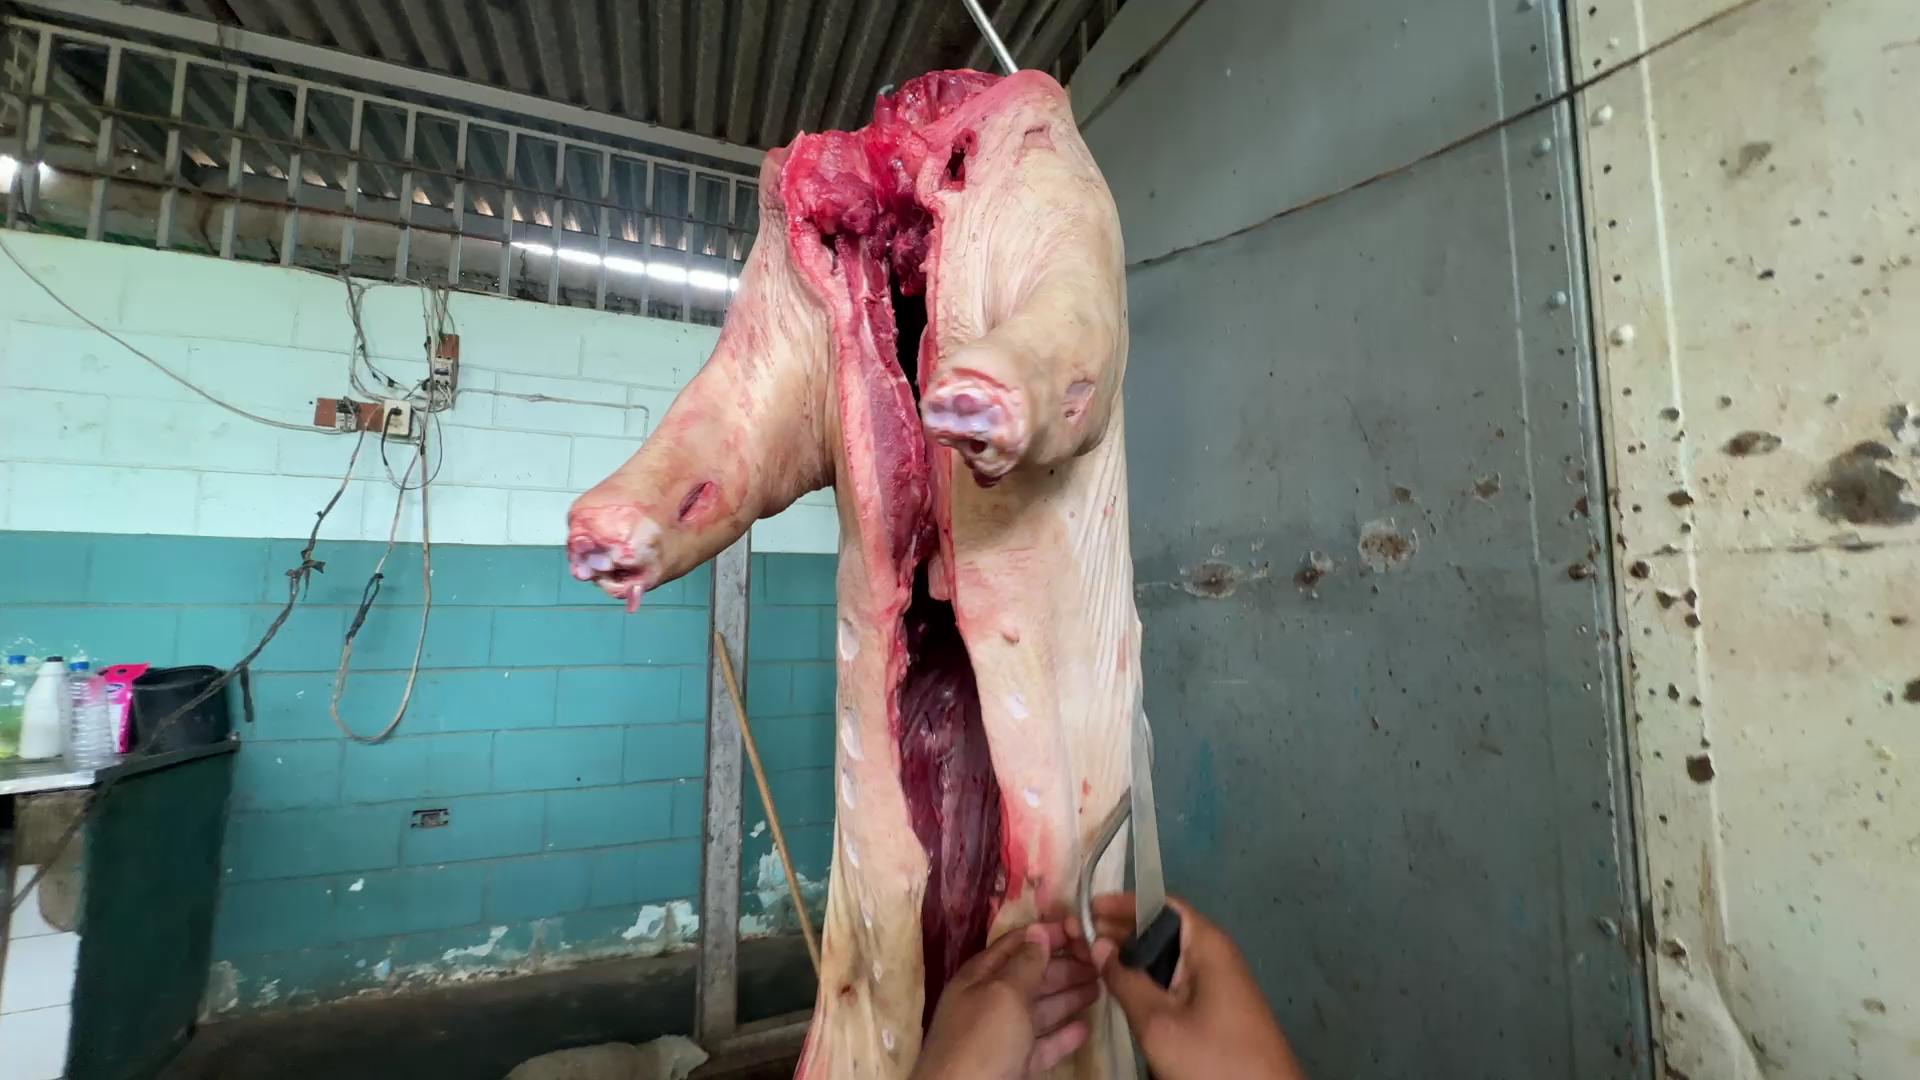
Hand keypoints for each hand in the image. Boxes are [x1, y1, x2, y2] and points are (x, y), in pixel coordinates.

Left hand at [911, 921, 1100, 1079]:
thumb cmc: (982, 1042)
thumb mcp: (1003, 994)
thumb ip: (1025, 964)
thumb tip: (1039, 930)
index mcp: (980, 975)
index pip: (1016, 944)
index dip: (1045, 934)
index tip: (1078, 928)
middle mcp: (990, 1001)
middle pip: (1031, 976)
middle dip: (1063, 966)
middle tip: (1099, 962)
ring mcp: (1001, 1036)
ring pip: (1039, 1009)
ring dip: (1067, 997)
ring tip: (1099, 988)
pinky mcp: (1013, 1066)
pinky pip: (1041, 1045)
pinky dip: (1062, 1036)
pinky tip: (1084, 1029)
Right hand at [1072, 894, 1306, 1079]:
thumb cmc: (1215, 1064)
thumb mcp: (1159, 1024)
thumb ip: (1125, 980)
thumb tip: (1099, 945)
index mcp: (1206, 944)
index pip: (1160, 903)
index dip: (1123, 903)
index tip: (1088, 909)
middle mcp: (1214, 954)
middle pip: (1162, 927)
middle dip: (1122, 929)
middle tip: (1081, 938)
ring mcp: (1219, 982)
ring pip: (1167, 956)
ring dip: (1133, 956)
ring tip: (1095, 961)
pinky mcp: (1218, 1008)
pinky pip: (1177, 979)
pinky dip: (1149, 978)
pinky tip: (1125, 990)